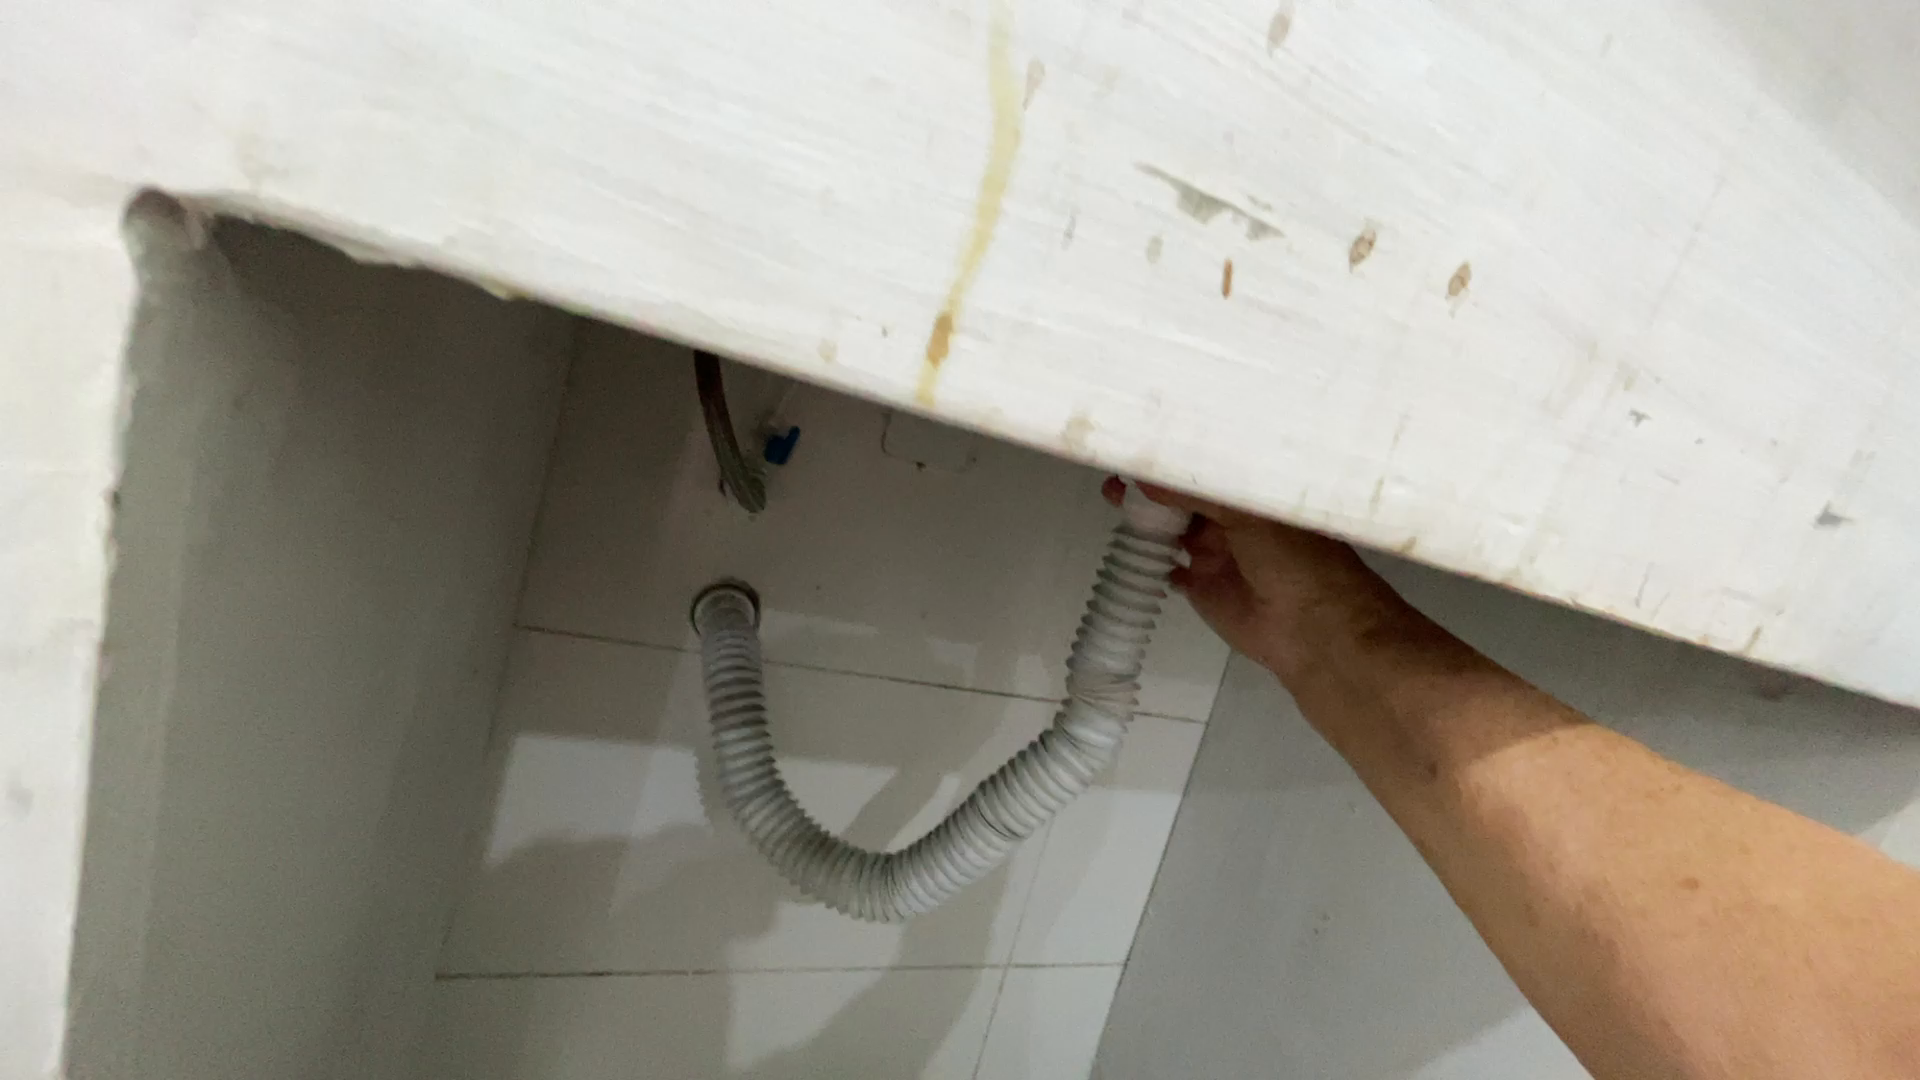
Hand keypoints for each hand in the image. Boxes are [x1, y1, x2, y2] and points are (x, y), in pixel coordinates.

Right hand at [1101, 477, 1401, 674]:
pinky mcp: (1199, 586)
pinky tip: (1129, 543)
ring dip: (1144, 516)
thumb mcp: (1248, 515)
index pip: (1206, 473)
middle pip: (1182, 499)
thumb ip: (1196, 495)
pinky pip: (1167, 567)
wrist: (1311, 629)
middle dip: (1150, 488)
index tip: (1140, 450)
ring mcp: (1214, 554)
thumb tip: (1146, 476)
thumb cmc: (1293, 560)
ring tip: (1113, 498)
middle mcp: (1232, 521)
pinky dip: (1148, 558)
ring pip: (1170, 529)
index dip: (1174, 462)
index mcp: (1252, 497)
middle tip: (1117, 476)